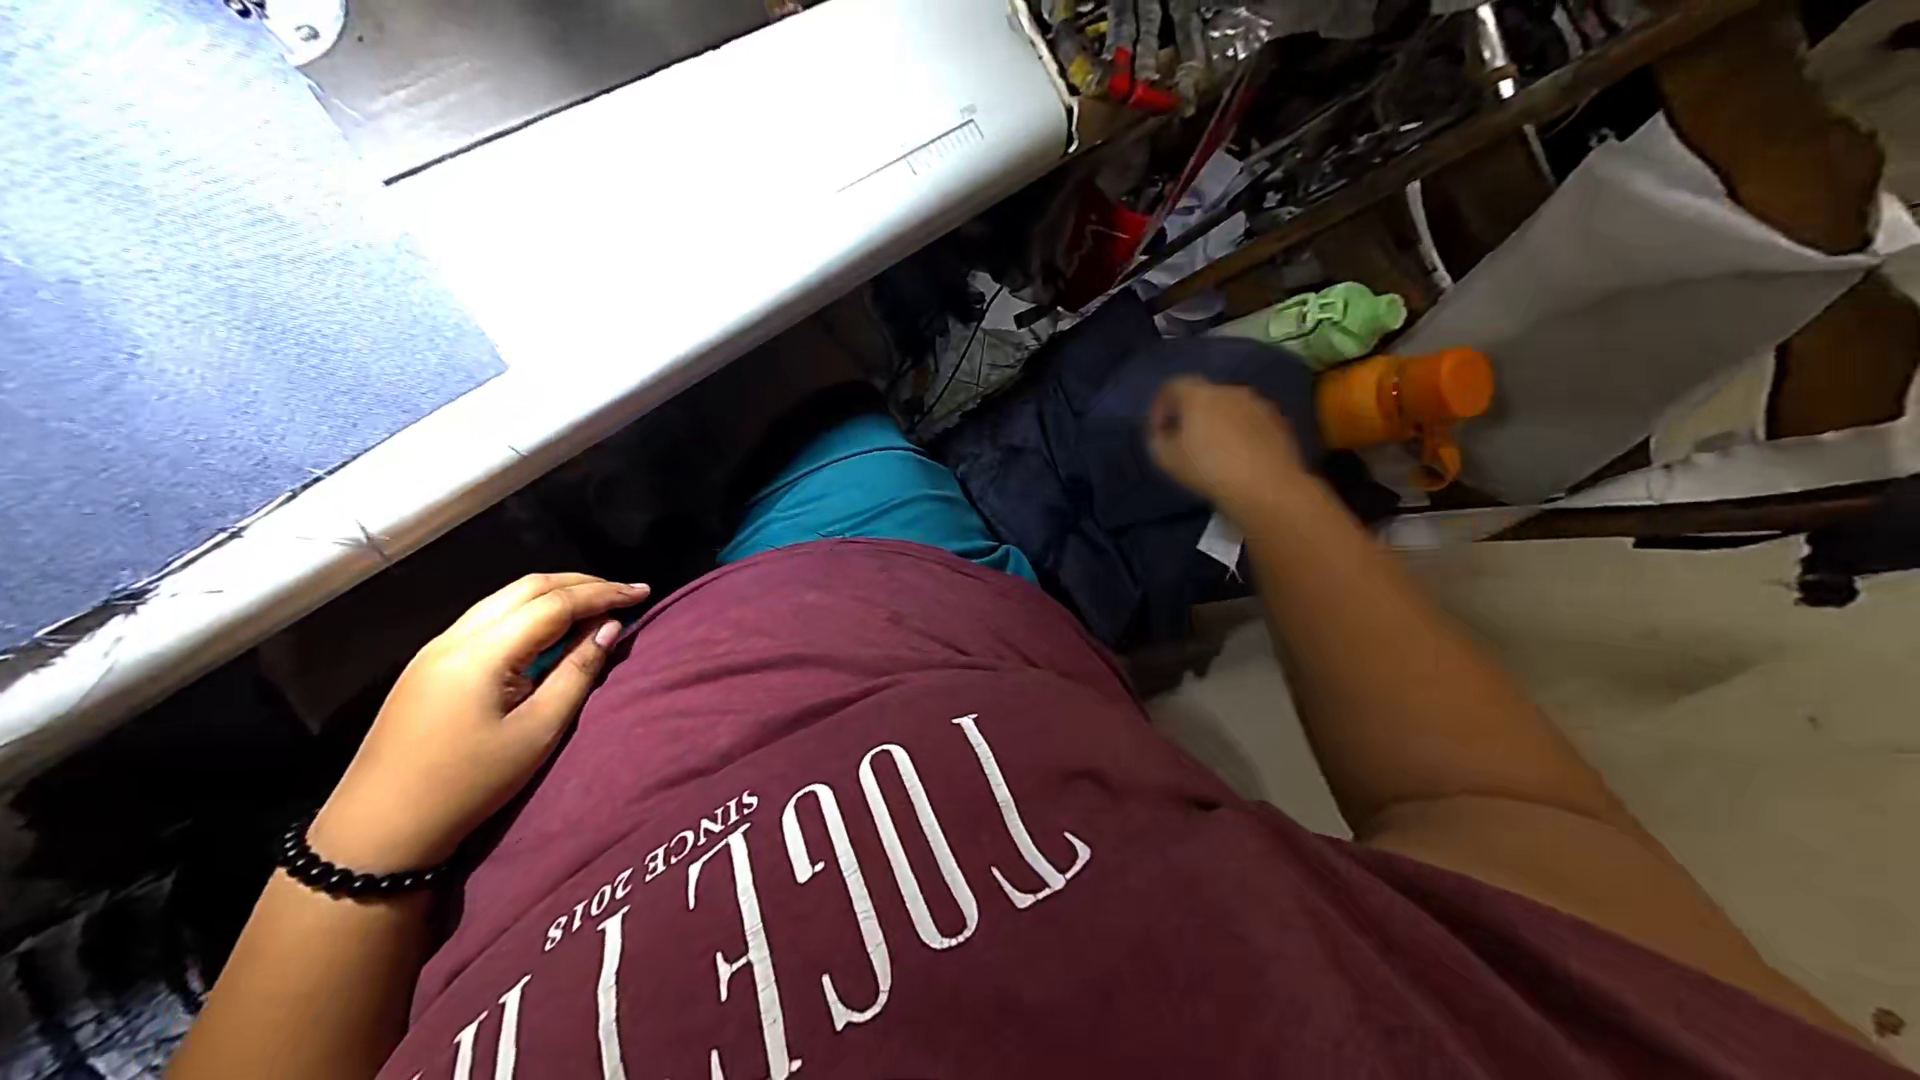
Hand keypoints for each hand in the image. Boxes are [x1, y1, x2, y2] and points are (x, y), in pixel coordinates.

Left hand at [308, 574, 650, 875]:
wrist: (380, 829)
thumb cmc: (469, 784)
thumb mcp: (538, 731)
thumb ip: (578, 671)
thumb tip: (610, 627)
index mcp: (481, 653)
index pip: (554, 603)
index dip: (604, 593)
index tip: (643, 591)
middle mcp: (455, 638)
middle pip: (527, 588)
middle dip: (581, 584)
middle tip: (624, 593)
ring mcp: (437, 649)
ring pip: (505, 598)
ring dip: (555, 593)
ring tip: (596, 605)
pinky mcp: (430, 663)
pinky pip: (490, 617)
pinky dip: (530, 610)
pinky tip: (551, 627)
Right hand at [1147, 376, 1309, 513]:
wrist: (1266, 488)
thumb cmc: (1208, 470)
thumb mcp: (1165, 459)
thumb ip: (1155, 438)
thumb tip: (1161, 431)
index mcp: (1199, 394)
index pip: (1172, 387)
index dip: (1160, 406)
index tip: (1159, 430)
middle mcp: (1229, 390)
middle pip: (1202, 395)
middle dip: (1190, 414)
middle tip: (1184, 440)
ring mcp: (1258, 404)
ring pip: (1228, 407)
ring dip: (1217, 422)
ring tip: (1214, 450)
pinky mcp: (1277, 420)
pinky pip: (1249, 420)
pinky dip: (1239, 431)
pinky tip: (1238, 455)